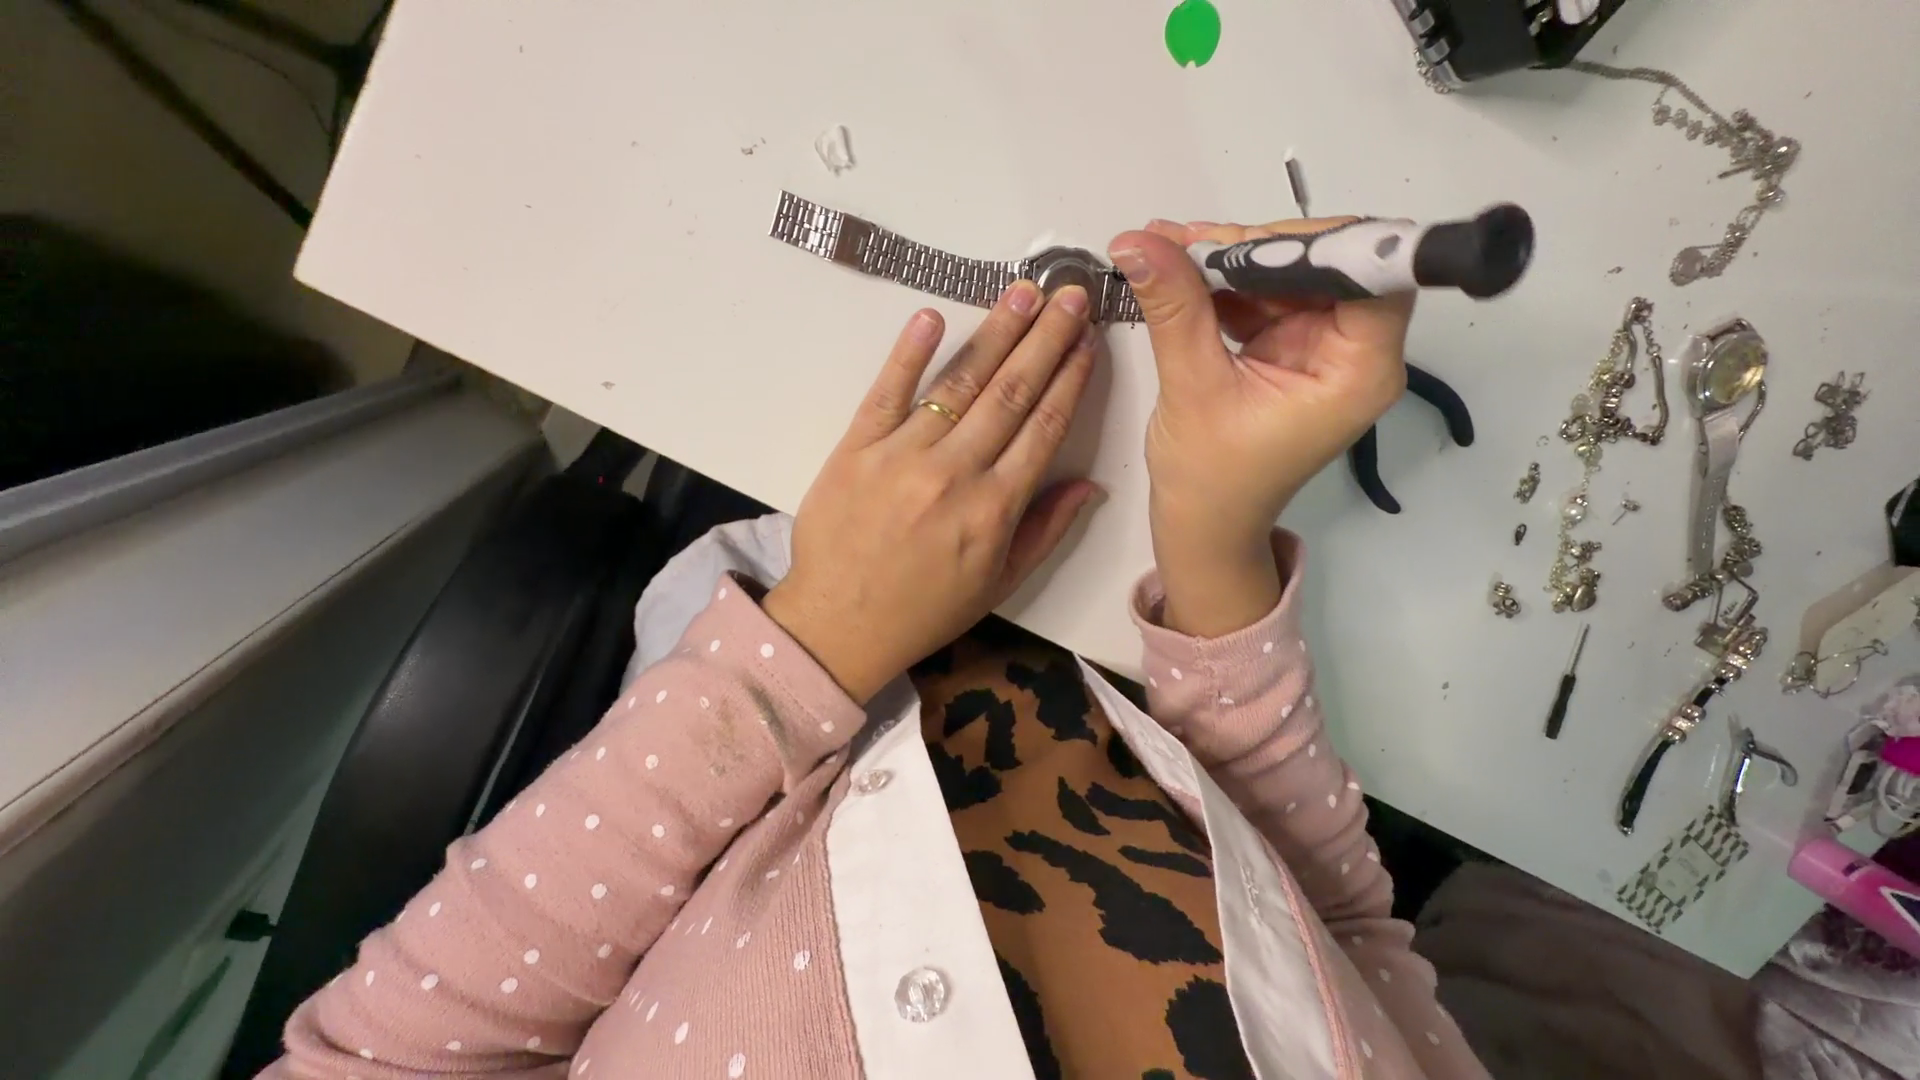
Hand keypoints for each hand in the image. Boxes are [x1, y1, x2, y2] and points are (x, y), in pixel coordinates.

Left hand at [762, 282, 1101, 703]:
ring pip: (958, 384)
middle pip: (1010, 393)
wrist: (839, 625)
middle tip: (1070, 294)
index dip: (1070, 380)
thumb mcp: (999, 584)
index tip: (1089, 341)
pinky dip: (907, 353)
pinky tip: (931, 315)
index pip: (1043, 428)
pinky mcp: (855, 450)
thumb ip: (1046, 531)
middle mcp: (955, 474)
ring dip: (995, 333)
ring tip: (1023, 292)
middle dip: (1046, 339)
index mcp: (995, 509)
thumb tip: (1089, 484)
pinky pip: (886, 393)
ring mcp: (902, 457)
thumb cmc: (925, 609)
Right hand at [1107, 219, 1414, 636]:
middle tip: (1185, 238)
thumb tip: (1138, 241)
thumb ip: (1175, 308)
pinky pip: (1263, 297)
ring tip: (1166, 244)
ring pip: (1288, 275)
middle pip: (1325, 267)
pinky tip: (1176, 265)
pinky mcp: (1290, 348)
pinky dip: (1221, 283)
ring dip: (1229, 259)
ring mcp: (1321, 348)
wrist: (1201, 526)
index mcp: (1357, 372)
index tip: (1242, 239)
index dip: (1314, 246)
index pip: (1369, 277)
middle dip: (1255, 248)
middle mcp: (1353, 352)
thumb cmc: (1209, 478)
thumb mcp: (1192, 388)